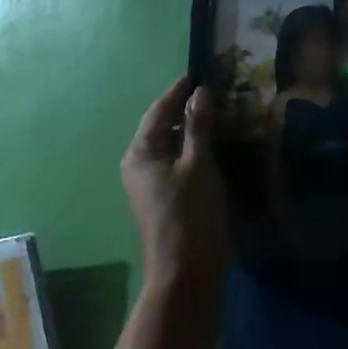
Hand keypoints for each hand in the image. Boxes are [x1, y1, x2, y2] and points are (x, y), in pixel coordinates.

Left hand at [122, 78, 228, 290]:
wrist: (185, 273)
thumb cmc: (191, 213)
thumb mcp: (198, 164)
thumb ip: (198, 126)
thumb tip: (200, 92)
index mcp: (140, 152)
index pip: (158, 111)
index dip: (177, 92)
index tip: (195, 75)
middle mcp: (136, 164)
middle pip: (158, 127)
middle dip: (181, 109)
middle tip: (207, 92)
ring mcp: (146, 184)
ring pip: (166, 146)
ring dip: (186, 130)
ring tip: (211, 114)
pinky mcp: (159, 198)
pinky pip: (172, 162)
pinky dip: (187, 149)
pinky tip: (206, 147)